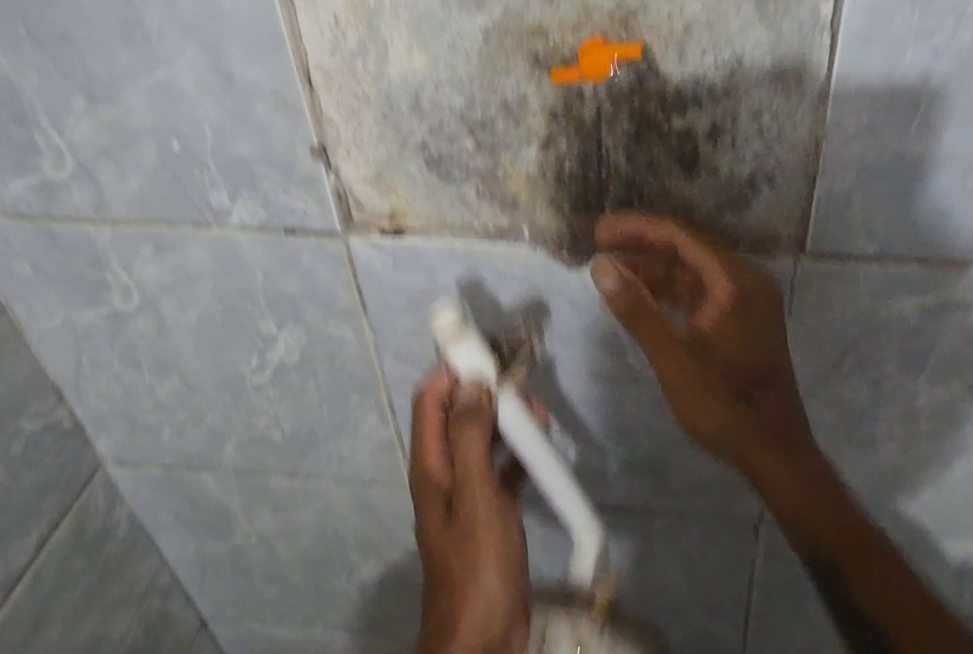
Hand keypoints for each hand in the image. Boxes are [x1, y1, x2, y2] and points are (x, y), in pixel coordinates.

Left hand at [410, 370, 529, 653]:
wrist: (484, 636)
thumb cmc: (477, 564)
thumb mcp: (476, 496)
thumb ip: (472, 438)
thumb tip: (473, 383)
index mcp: (431, 465)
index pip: (433, 398)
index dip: (454, 368)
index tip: (488, 348)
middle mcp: (445, 472)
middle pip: (460, 414)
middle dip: (487, 390)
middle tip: (522, 375)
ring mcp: (468, 493)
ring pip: (484, 439)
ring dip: (507, 419)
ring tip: (538, 408)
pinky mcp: (490, 513)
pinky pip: (502, 468)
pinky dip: (519, 452)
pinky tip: (541, 445)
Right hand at [589, 213, 817, 479]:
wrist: (775, 451)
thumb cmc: (724, 406)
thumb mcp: (673, 359)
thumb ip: (637, 310)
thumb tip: (601, 266)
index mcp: (734, 282)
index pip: (680, 236)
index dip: (636, 230)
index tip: (598, 233)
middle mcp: (747, 281)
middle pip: (688, 249)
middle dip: (642, 248)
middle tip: (600, 253)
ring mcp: (750, 300)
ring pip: (694, 271)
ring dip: (656, 272)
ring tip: (614, 280)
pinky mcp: (746, 319)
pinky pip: (704, 292)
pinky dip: (673, 293)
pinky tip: (645, 303)